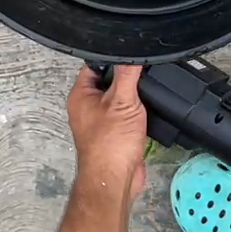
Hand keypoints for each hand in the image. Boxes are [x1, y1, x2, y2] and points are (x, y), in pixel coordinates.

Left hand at [67, 65, 147, 198]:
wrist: (115, 179)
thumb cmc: (111, 143)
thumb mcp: (123, 101)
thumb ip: (127, 75)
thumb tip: (132, 54)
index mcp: (81, 95)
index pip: (95, 65)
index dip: (113, 58)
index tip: (131, 52)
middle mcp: (87, 107)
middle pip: (109, 82)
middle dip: (127, 77)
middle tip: (144, 70)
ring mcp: (101, 122)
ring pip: (119, 99)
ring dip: (134, 96)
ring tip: (148, 89)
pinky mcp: (115, 135)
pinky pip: (127, 116)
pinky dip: (138, 112)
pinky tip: (149, 110)